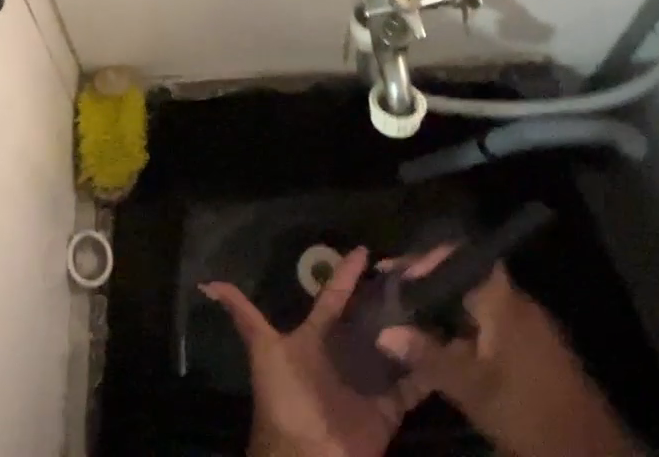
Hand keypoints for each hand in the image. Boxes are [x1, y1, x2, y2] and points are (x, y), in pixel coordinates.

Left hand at [201, 247, 431, 456]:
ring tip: (438, 300)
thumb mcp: (262, 351)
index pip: (334, 297)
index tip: (366, 250)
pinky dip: (431, 371)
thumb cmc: (284, 400)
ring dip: (412, 328)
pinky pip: (414, 386)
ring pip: (395, 347)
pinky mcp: (389, 408)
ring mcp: (368, 381)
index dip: (347, 275)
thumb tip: (206, 283)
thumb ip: (242, 316)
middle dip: (389, 297)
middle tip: (416, 270)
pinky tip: (451, 348)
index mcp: (316, 337)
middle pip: (370, 319)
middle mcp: (344, 353)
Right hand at [376, 256, 642, 456]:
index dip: (428, 259)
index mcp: (504, 301)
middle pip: (466, 278)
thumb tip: (384, 332)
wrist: (591, 452)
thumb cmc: (529, 412)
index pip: (463, 257)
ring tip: (407, 321)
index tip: (398, 274)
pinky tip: (440, 349)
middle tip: (394, 297)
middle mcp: (517, 304)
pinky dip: (461, 329)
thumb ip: (428, 357)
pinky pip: (488, 324)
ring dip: (443, 309)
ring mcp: (528, 327)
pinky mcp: (532, 350)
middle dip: (429, 285)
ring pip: (475, 304)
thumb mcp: (472, 388)